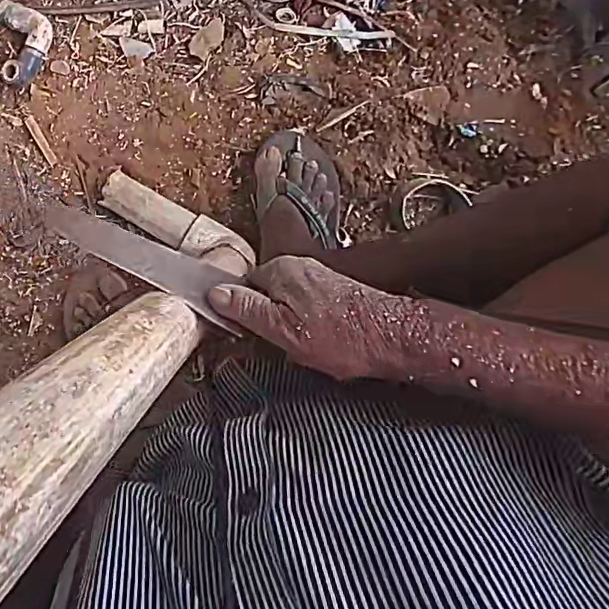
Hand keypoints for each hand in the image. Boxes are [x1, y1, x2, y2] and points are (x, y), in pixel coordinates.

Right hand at [207, 256, 402, 379]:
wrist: (394, 337)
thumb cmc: (340, 337)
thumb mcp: (282, 330)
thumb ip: (246, 309)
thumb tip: (215, 292)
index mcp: (278, 270)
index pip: (243, 287)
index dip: (245, 313)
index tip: (254, 334)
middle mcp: (298, 264)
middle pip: (266, 292)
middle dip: (271, 318)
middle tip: (285, 344)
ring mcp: (318, 274)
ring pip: (288, 300)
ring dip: (293, 322)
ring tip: (310, 344)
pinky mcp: (334, 287)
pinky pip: (308, 303)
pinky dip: (312, 322)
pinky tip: (326, 339)